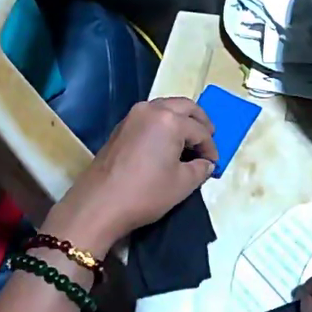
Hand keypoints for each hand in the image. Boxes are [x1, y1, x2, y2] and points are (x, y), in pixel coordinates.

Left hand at [42, 98, 217, 252]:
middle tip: (207, 139)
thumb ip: (200, 169)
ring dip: (181, 120)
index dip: (210, 148)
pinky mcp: (121, 127)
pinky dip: (164, 124)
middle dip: (200, 122)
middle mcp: (151, 110)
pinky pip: (150, 116)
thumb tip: (206, 164)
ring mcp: (133, 116)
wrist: (98, 205)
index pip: (200, 130)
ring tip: (189, 140)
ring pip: (165, 108)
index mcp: (170, 120)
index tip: (213, 164)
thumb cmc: (145, 193)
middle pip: (184, 107)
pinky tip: (167, 143)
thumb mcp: (182, 184)